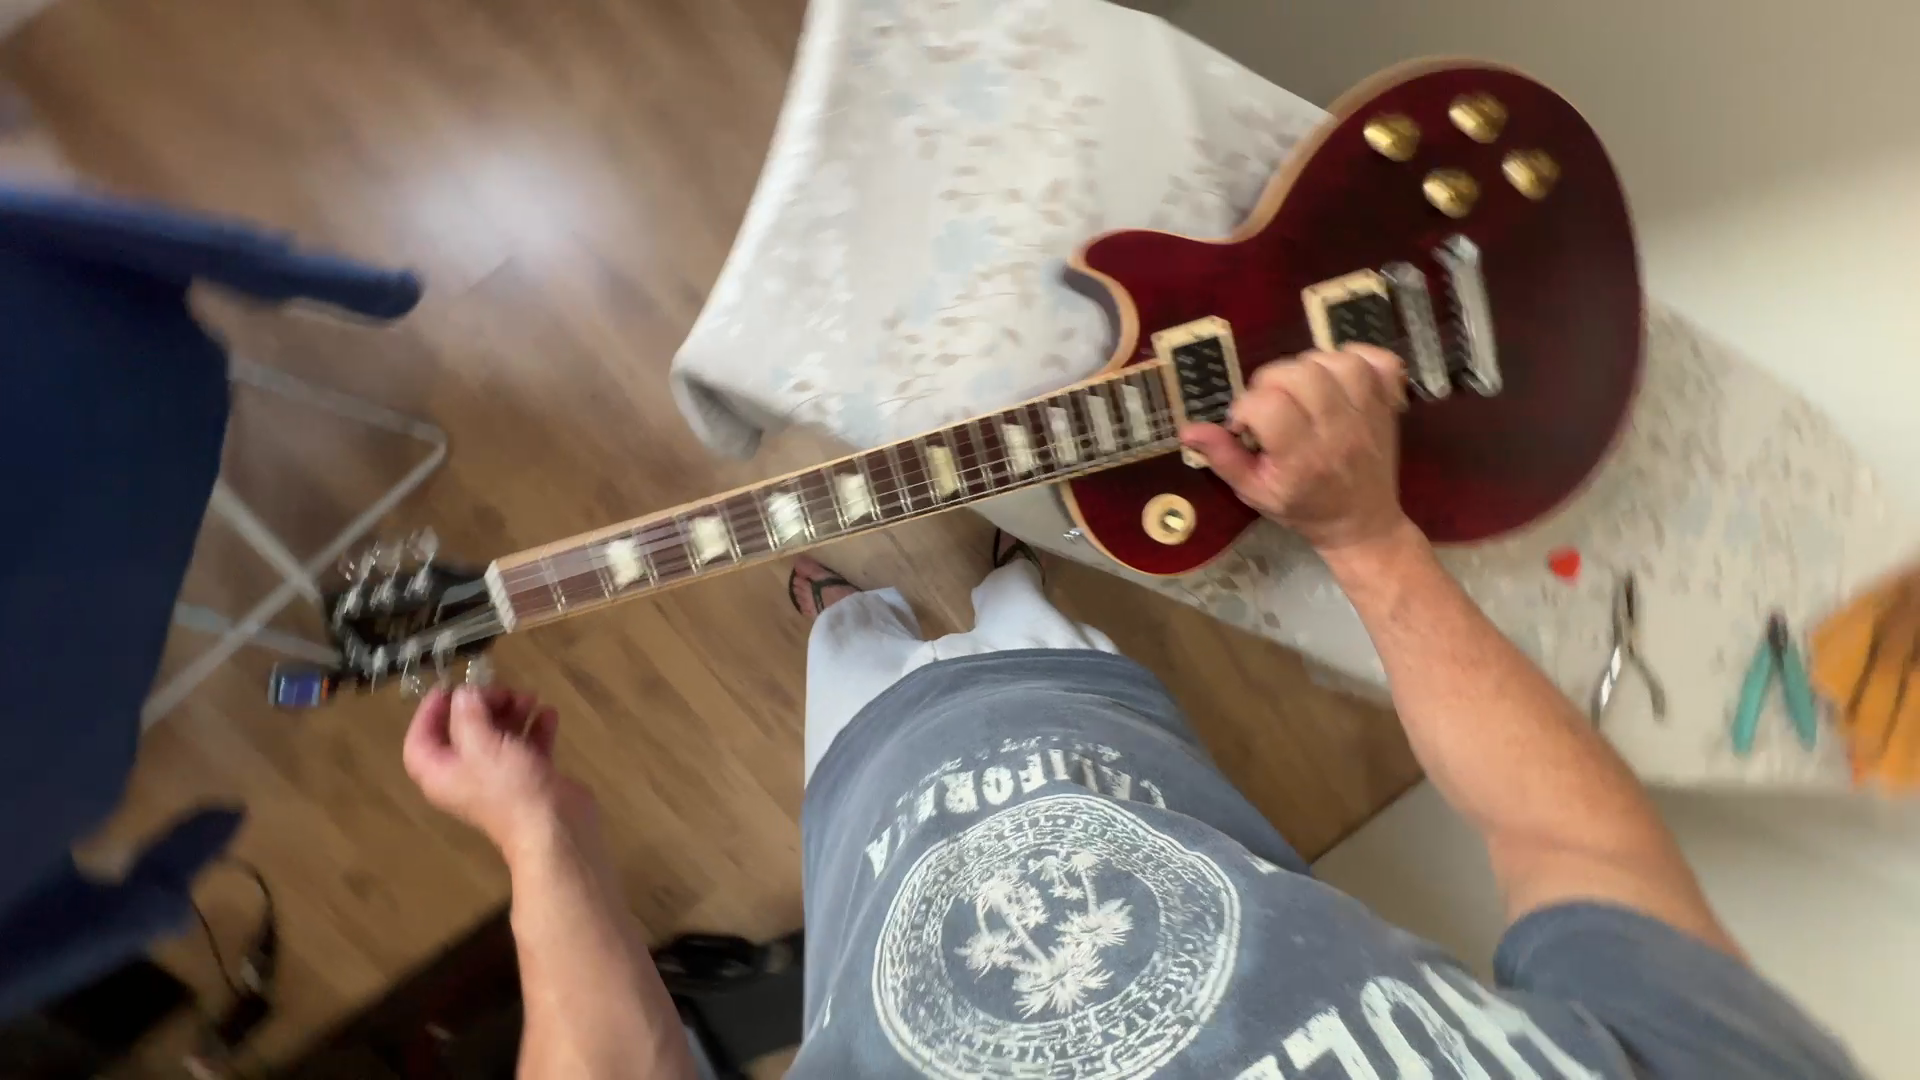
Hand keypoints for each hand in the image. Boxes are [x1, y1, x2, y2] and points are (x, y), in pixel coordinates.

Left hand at [402, 684, 594, 860]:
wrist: (554, 825)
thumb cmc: (509, 786)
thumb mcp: (483, 746)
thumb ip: (469, 716)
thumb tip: (464, 693)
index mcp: (442, 774)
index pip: (421, 741)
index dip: (430, 713)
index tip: (450, 687)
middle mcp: (467, 775)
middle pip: (464, 734)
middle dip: (481, 708)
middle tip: (503, 690)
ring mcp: (501, 777)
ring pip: (499, 737)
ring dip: (512, 713)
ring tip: (530, 697)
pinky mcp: (530, 776)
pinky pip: (528, 746)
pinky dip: (536, 728)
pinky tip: (549, 714)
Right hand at [1180, 345, 1413, 553]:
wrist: (1359, 520)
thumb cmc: (1300, 506)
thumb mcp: (1252, 491)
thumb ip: (1222, 457)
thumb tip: (1188, 430)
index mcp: (1301, 457)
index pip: (1267, 405)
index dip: (1245, 407)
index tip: (1245, 425)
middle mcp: (1337, 430)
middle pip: (1300, 374)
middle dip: (1272, 382)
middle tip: (1269, 405)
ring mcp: (1368, 413)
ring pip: (1334, 361)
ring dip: (1308, 367)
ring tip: (1299, 390)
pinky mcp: (1388, 402)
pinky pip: (1378, 360)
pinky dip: (1354, 357)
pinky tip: (1335, 375)